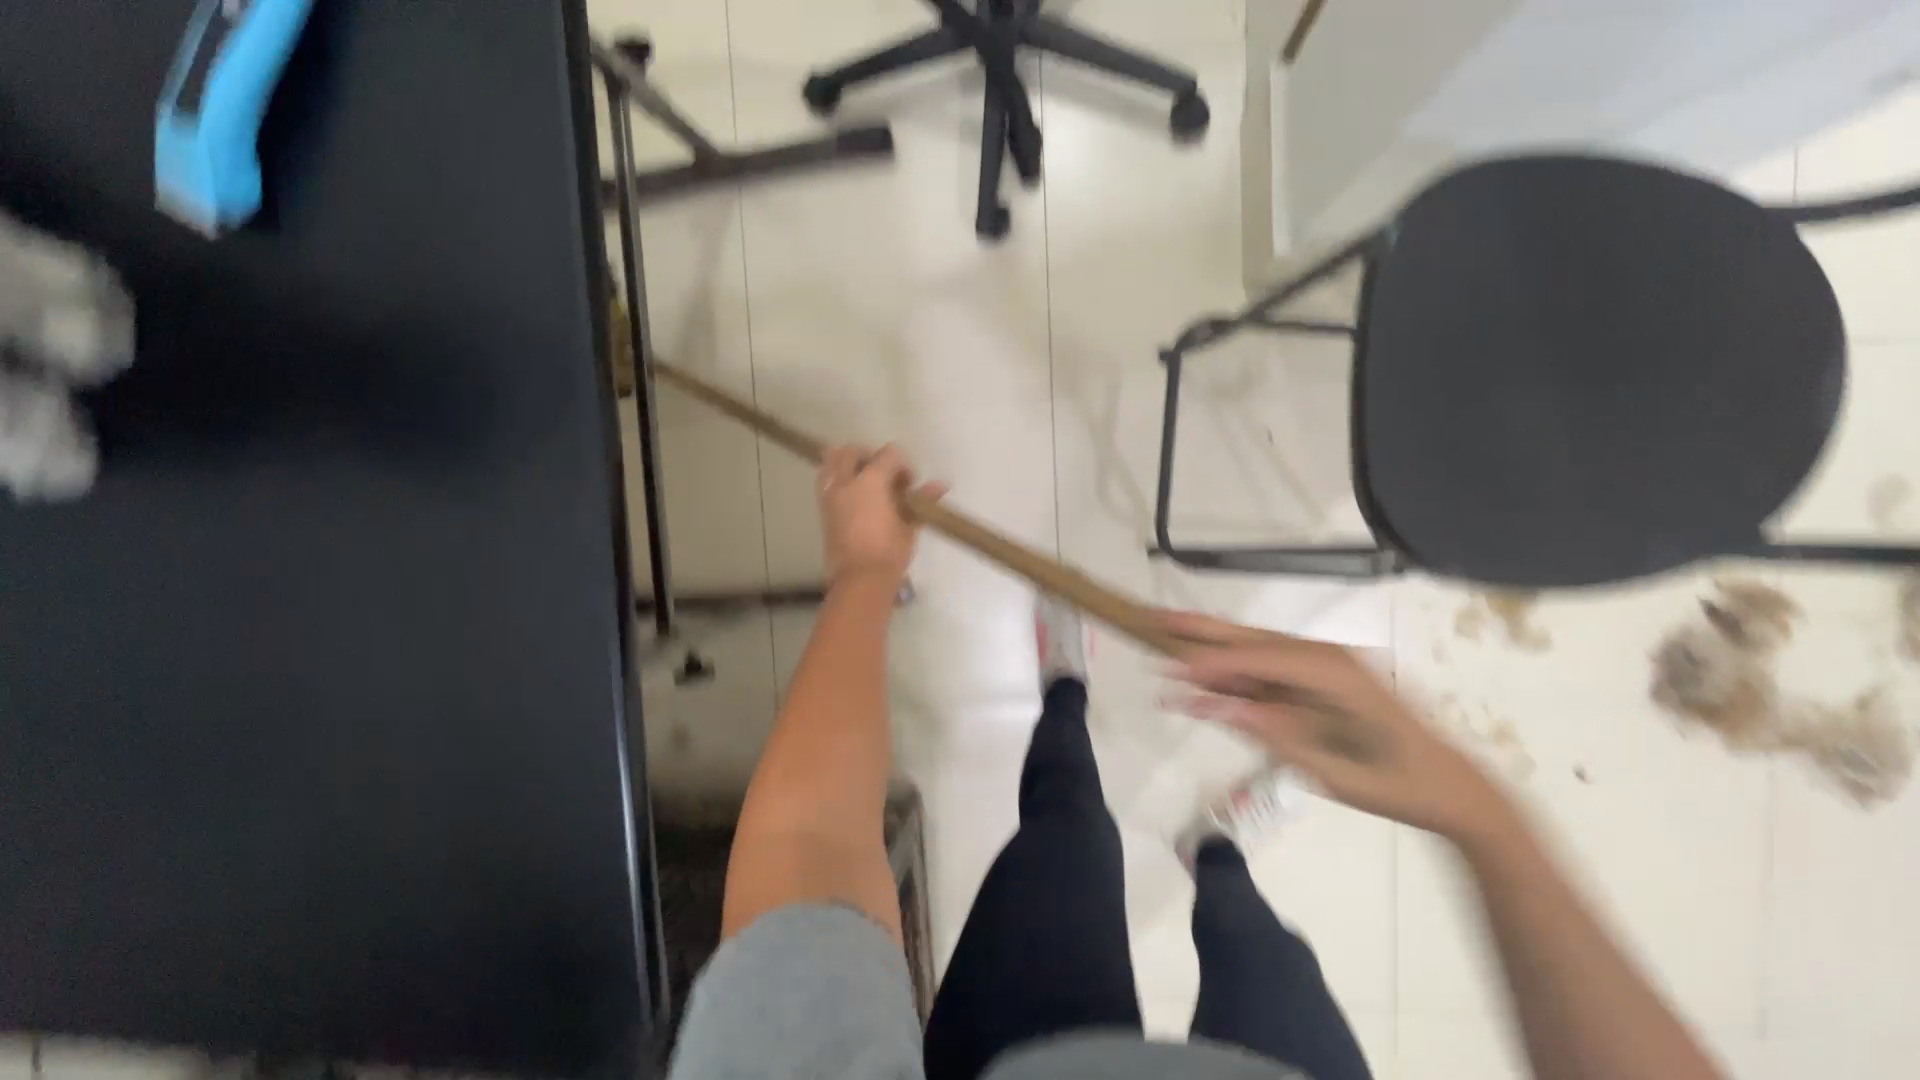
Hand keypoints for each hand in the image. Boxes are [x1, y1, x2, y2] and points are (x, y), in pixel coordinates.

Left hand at [818, 444, 945, 586]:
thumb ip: (923, 499)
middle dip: (870, 456)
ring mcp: (831, 495)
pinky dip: (838, 479)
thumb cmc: (890, 551)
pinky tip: (853, 493)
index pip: (889, 454)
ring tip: (863, 478)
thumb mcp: (910, 525)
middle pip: (853, 451)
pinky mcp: (823, 509)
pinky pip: (826, 481)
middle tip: (884, 474)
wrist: (860, 578)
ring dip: (847, 463)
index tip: (909, 482)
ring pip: (831, 461)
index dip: (903, 464)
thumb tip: (942, 484)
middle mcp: (846, 482)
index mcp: (871, 482)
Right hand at [1161, 610, 1513, 842]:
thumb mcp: (1325, 768)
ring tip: (1166, 633)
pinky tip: (1205, 666)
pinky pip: (1269, 664)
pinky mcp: (1322, 677)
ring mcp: (1326, 664)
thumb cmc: (1392, 784)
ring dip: (1212, 643)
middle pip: (1252, 638)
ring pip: (1257, 646)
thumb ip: (1266, 730)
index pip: (1258, 658)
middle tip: (1152, 618)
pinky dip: (1234, 665)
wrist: (1450, 788)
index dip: (1210, 661)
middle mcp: (1326, 656)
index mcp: (1333, 673)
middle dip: (1201, 629)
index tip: (1167, 666)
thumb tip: (1208, 703)